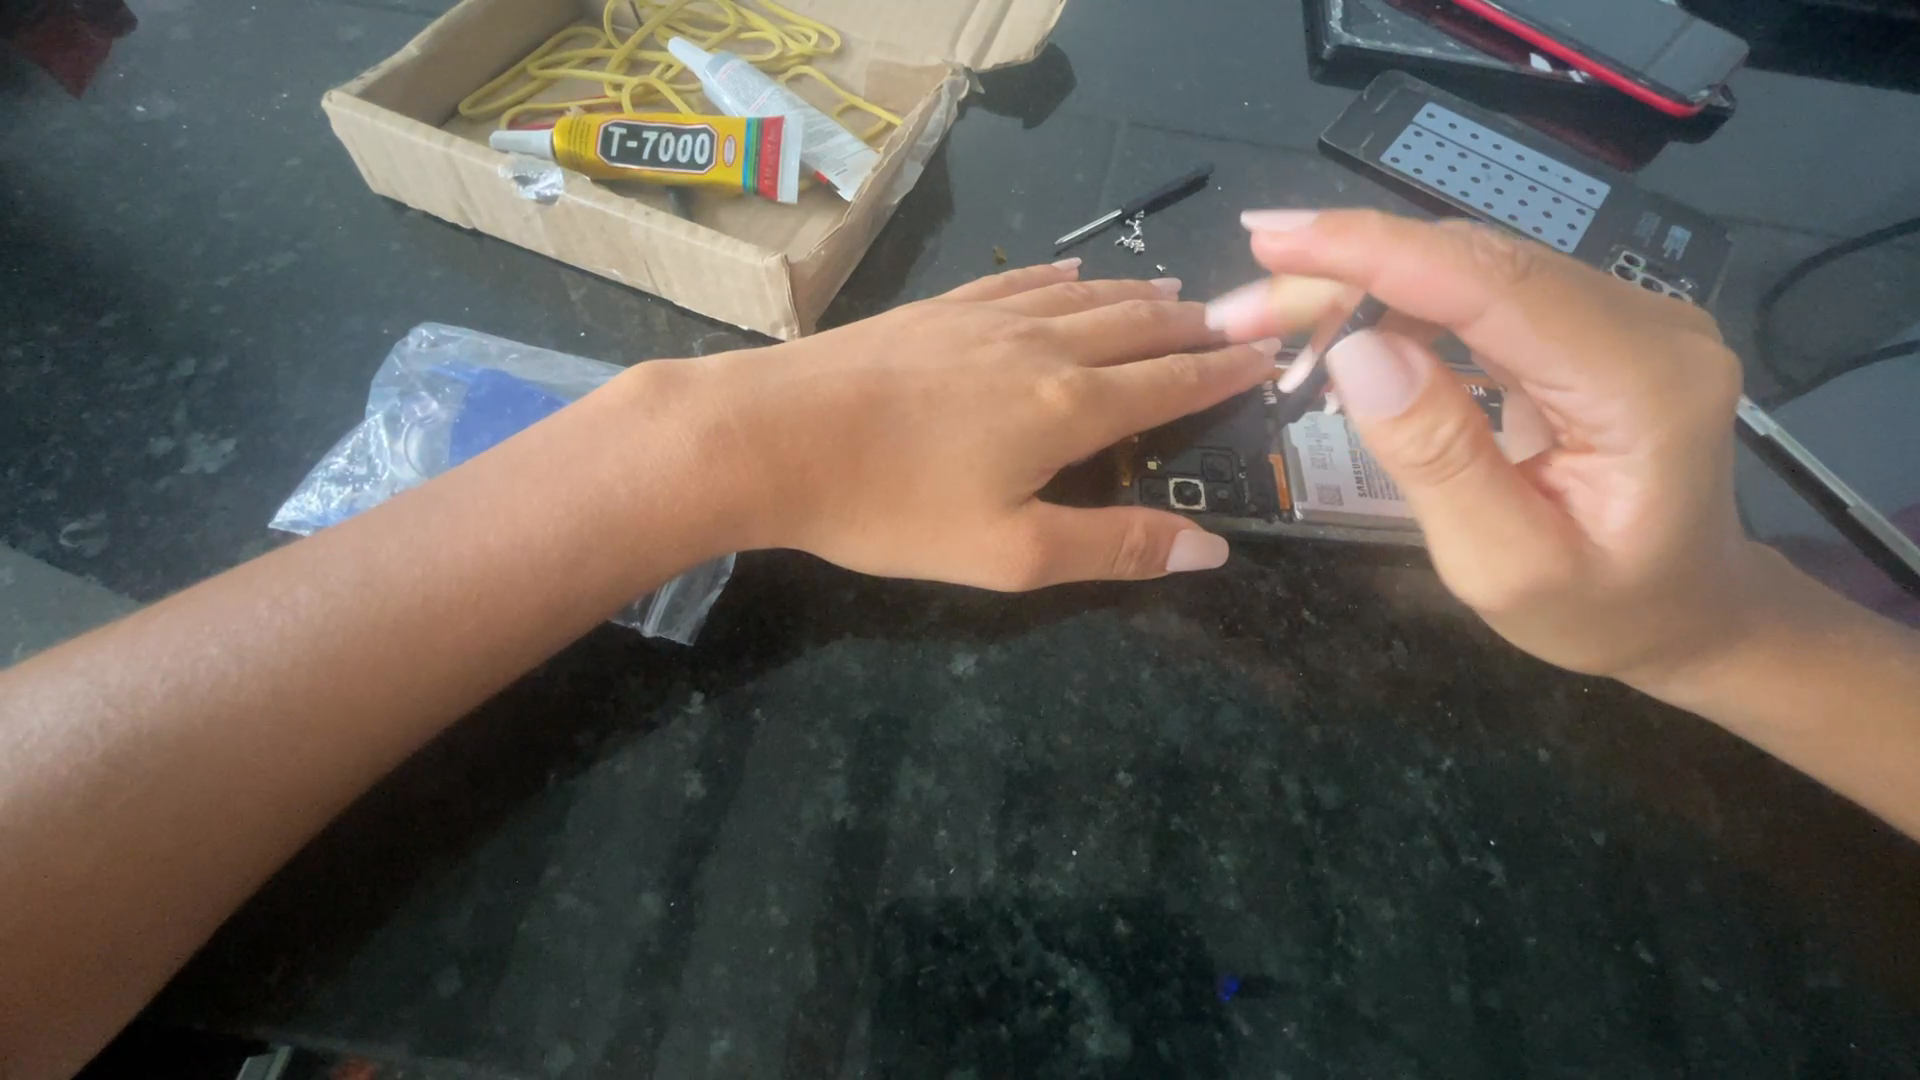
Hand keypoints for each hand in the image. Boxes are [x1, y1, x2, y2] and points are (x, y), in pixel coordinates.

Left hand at [665, 263, 1283, 589]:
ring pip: (1081, 299)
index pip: (1170, 386)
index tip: (1269, 358)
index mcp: (1068, 407)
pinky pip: (1016, 283)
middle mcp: (1039, 348)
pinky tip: (1069, 272)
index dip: (1225, 375)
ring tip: (1172, 298)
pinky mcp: (934, 311)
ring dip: (1135, 299)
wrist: (772, 437)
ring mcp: (982, 320)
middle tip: (1233, 324)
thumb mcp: (1010, 553)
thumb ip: (1112, 547)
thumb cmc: (892, 506)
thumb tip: (1210, 550)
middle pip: (1134, 330)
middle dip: (1191, 331)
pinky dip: (1058, 278)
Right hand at [1208, 209, 1761, 685]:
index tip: (1272, 241)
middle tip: (1237, 309)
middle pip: (1464, 267)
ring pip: (1458, 274)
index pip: (1488, 285)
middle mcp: (1636, 324)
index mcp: (1635, 383)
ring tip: (1267, 323)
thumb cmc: (1597, 609)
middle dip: (1339, 274)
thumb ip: (1436, 458)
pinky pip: (1467, 299)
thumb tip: (1357, 351)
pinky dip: (1386, 310)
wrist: (1682, 612)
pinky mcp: (1577, 331)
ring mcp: (1610, 320)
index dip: (1373, 254)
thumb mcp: (1501, 563)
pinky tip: (1333, 337)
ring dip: (1353, 290)